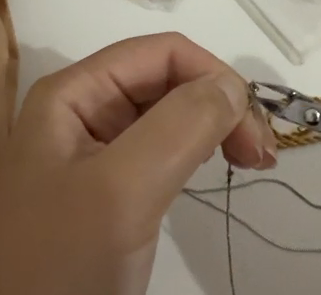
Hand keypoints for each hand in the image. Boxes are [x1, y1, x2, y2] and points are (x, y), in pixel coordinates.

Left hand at [0, 32, 275, 294]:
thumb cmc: (59, 266)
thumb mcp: (121, 191)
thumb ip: (179, 126)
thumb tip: (233, 84)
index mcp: (74, 92)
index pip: (161, 53)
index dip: (213, 77)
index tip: (253, 131)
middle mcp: (83, 111)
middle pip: (167, 80)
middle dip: (219, 104)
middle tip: (261, 156)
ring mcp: (92, 153)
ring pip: (168, 115)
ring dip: (214, 127)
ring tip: (251, 161)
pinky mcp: (105, 193)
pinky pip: (160, 152)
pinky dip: (197, 153)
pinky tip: (214, 169)